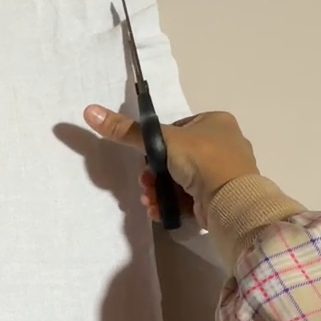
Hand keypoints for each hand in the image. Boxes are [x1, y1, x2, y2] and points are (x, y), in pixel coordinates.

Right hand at [82, 106, 259, 224]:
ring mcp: (224, 173)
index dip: (156, 146)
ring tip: (150, 200)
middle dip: (154, 174)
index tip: (145, 160)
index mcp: (216, 122)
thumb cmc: (202, 159)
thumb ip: (126, 130)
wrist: (230, 200)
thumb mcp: (161, 140)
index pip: (177, 130)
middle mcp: (223, 145)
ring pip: (180, 180)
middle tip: (144, 183)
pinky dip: (172, 203)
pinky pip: (190, 197)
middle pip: (176, 158)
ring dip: (159, 190)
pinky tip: (160, 210)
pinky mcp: (221, 197)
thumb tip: (89, 110)